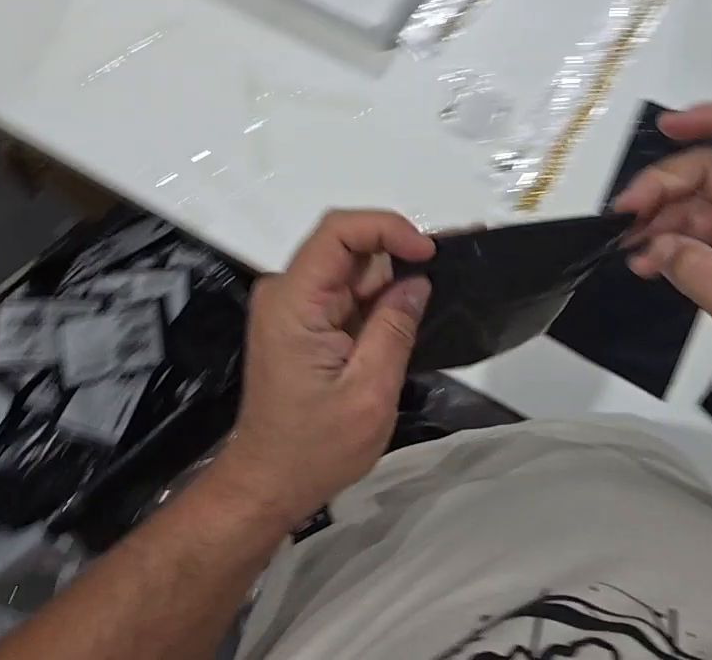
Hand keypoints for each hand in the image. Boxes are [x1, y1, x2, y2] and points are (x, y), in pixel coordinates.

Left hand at [208, 210, 434, 530]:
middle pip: (347, 247)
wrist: (268, 484)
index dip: (386, 228)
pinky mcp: (303, 322)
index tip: (426, 253)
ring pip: (351, 269)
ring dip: (389, 282)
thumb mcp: (369, 392)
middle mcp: (287, 292)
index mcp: (294, 302)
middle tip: (442, 275)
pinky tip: (406, 315)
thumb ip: (394, 329)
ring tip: (429, 300)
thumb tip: (416, 283)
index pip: (338, 232)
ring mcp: (293, 306)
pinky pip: (346, 293)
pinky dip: (378, 300)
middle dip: (395, 256)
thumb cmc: (314, 448)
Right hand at [611, 104, 711, 433]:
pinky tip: (644, 263)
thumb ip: (696, 269)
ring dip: (658, 218)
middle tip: (625, 214)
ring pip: (697, 203)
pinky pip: (695, 236)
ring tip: (627, 245)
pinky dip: (667, 244)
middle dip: (665, 185)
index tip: (668, 126)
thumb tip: (656, 244)